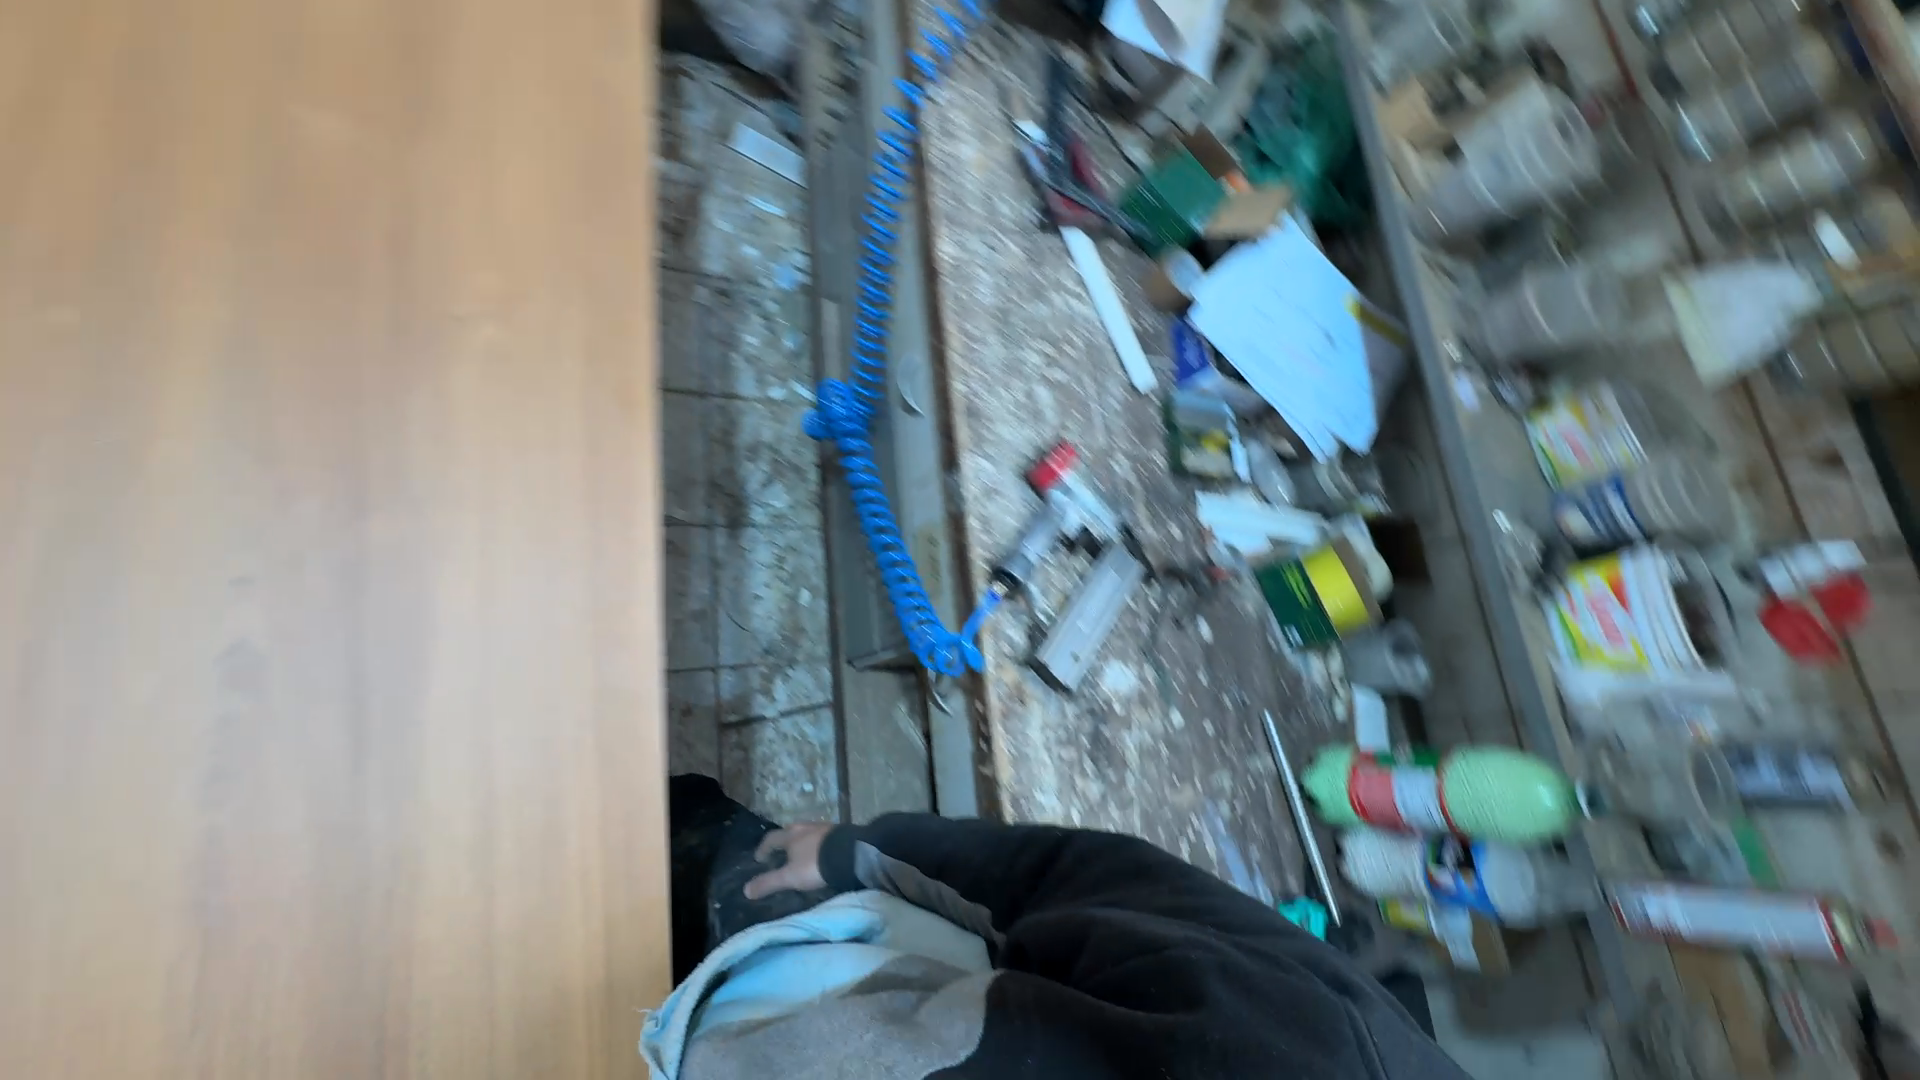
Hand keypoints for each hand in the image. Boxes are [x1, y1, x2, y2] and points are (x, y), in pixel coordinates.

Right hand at [742, 823, 832, 899]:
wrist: (850, 854)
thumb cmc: (815, 864)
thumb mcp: (790, 877)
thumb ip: (769, 883)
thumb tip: (746, 890)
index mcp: (790, 834)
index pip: (771, 839)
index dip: (763, 849)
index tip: (759, 859)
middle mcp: (805, 826)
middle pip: (789, 833)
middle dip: (783, 845)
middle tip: (780, 858)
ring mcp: (823, 828)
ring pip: (806, 835)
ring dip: (801, 845)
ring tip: (800, 859)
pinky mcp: (838, 833)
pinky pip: (821, 840)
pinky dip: (816, 847)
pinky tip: (819, 857)